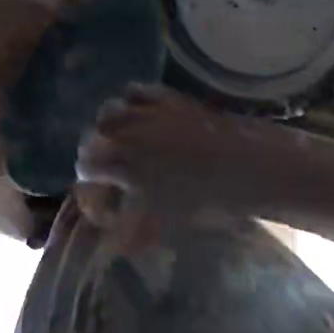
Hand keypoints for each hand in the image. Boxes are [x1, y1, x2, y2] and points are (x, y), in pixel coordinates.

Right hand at [78, 84, 305, 213]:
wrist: (247, 166)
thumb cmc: (205, 201)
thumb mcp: (161, 226)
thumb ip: (127, 233)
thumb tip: (107, 241)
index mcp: (123, 164)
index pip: (86, 166)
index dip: (89, 181)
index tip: (101, 193)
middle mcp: (129, 133)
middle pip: (93, 136)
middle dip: (96, 153)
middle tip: (109, 169)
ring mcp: (148, 112)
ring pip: (110, 110)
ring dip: (109, 126)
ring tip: (121, 140)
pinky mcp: (168, 98)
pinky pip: (137, 91)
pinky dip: (131, 102)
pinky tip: (141, 115)